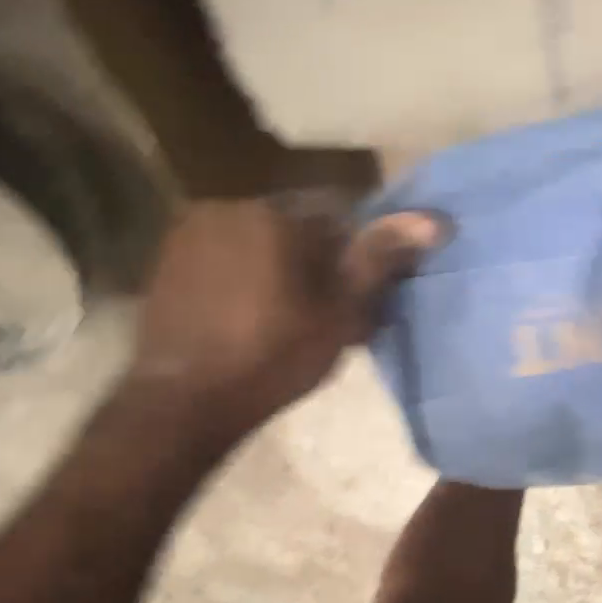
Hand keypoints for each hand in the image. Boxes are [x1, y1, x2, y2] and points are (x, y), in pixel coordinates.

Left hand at [128, 198, 440, 445]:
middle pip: (296, 229)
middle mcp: (229, 206)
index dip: (358, 258)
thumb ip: (380, 260)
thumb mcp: (342, 312)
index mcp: (277, 215)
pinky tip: (251, 317)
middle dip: (318, 262)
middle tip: (331, 312)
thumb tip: (433, 220)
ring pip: (259, 243)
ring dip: (280, 269)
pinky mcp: (168, 259)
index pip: (339, 217)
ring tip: (292, 319)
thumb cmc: (277, 355)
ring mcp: (191, 231)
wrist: (188, 396)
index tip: (363, 297)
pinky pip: (225, 257)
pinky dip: (245, 278)